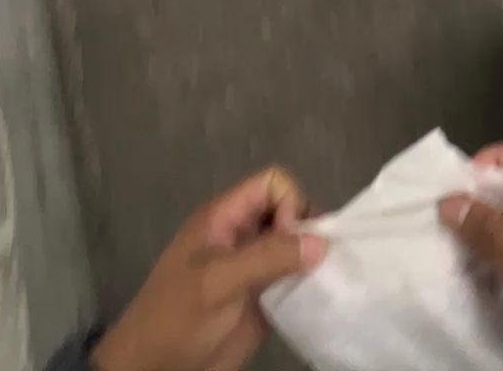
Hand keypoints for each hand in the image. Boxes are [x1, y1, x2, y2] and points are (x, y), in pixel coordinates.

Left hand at [92, 167, 326, 370]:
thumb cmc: (177, 319)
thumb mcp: (218, 281)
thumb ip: (267, 257)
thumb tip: (322, 241)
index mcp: (226, 217)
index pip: (272, 183)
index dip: (290, 202)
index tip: (291, 237)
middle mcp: (244, 235)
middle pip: (289, 209)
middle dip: (307, 227)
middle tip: (313, 259)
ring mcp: (254, 267)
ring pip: (295, 243)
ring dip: (313, 255)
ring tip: (326, 276)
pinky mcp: (263, 298)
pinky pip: (294, 277)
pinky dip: (310, 281)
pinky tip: (320, 296)